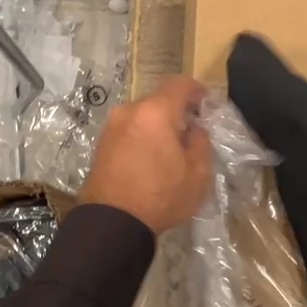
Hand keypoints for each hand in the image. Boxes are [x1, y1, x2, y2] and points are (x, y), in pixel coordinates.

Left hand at [80, 76, 212, 233]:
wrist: (112, 222)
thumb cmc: (160, 196)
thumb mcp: (197, 174)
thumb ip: (201, 142)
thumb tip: (194, 129)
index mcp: (155, 112)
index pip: (179, 84)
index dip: (196, 89)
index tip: (206, 102)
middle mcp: (130, 111)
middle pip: (158, 100)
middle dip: (176, 111)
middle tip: (191, 131)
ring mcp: (111, 126)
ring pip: (141, 116)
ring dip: (157, 126)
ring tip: (169, 149)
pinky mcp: (101, 144)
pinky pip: (128, 130)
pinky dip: (142, 137)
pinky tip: (150, 158)